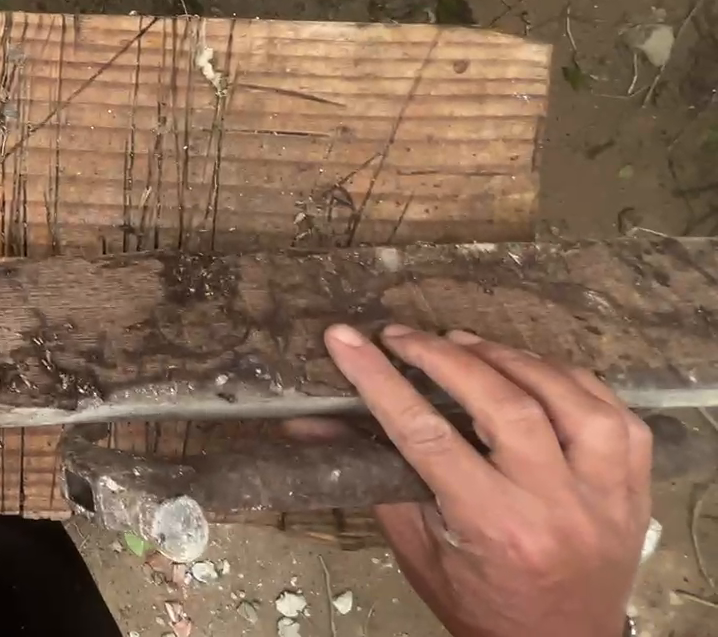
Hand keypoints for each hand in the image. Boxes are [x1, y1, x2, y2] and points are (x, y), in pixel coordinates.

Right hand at [324, 324, 650, 636]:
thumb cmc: (471, 597)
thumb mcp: (408, 540)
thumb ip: (367, 472)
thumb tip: (299, 422)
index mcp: (494, 525)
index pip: (426, 432)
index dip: (378, 378)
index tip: (343, 339)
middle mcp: (559, 509)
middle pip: (506, 407)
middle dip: (442, 357)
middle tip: (399, 335)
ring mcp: (608, 501)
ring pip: (575, 406)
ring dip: (513, 361)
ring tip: (464, 342)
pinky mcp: (634, 495)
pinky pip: (618, 421)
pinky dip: (572, 382)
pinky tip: (528, 369)